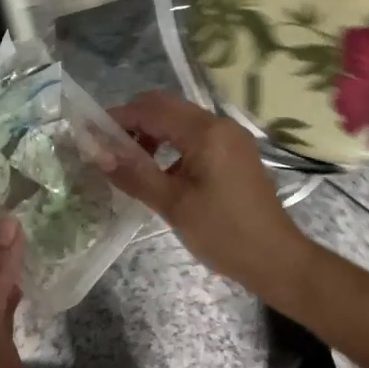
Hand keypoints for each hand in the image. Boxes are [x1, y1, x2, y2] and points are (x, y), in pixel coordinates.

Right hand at [99, 91, 310, 289]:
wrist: (278, 261)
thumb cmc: (224, 234)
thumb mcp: (174, 205)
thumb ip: (134, 174)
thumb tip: (97, 152)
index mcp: (206, 132)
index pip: (152, 110)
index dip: (119, 118)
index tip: (91, 134)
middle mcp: (219, 124)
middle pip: (166, 106)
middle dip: (134, 120)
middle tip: (107, 146)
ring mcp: (230, 136)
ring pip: (180, 119)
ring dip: (152, 131)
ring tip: (131, 161)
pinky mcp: (234, 151)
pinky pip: (194, 134)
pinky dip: (171, 143)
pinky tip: (160, 170)